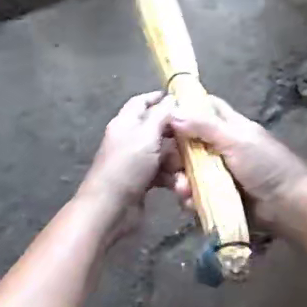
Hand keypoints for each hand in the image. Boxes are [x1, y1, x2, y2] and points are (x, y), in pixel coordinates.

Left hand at [78, 92, 178, 215]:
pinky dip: (171, 177)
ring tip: (187, 167)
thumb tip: (173, 97)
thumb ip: (162, 115)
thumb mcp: (147, 135)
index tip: (181, 99)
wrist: (110, 209)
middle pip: (158, 129)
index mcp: (126, 122)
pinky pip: (162, 172)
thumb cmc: (127, 166)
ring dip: (176, 160)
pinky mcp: (141, 181)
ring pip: (163, 153)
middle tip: (196, 138)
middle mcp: (130, 139)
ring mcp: (135, 161)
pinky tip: (180, 184)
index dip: (158, 98)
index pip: (141, 102)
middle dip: (177, 135)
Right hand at [165, 94, 306, 221]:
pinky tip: (189, 201)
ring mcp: (218, 172)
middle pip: (187, 142)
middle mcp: (220, 146)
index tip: (161, 116)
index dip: (183, 108)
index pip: (203, 108)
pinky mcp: (216, 195)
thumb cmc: (266, 165)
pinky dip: (189, 197)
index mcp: (228, 126)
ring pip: (187, 170)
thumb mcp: (235, 140)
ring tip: (182, 188)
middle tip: (168, 163)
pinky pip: (194, 193)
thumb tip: (172, 111)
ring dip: (180, 179)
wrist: (287, 206)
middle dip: (175, 153)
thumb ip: (204, 126)